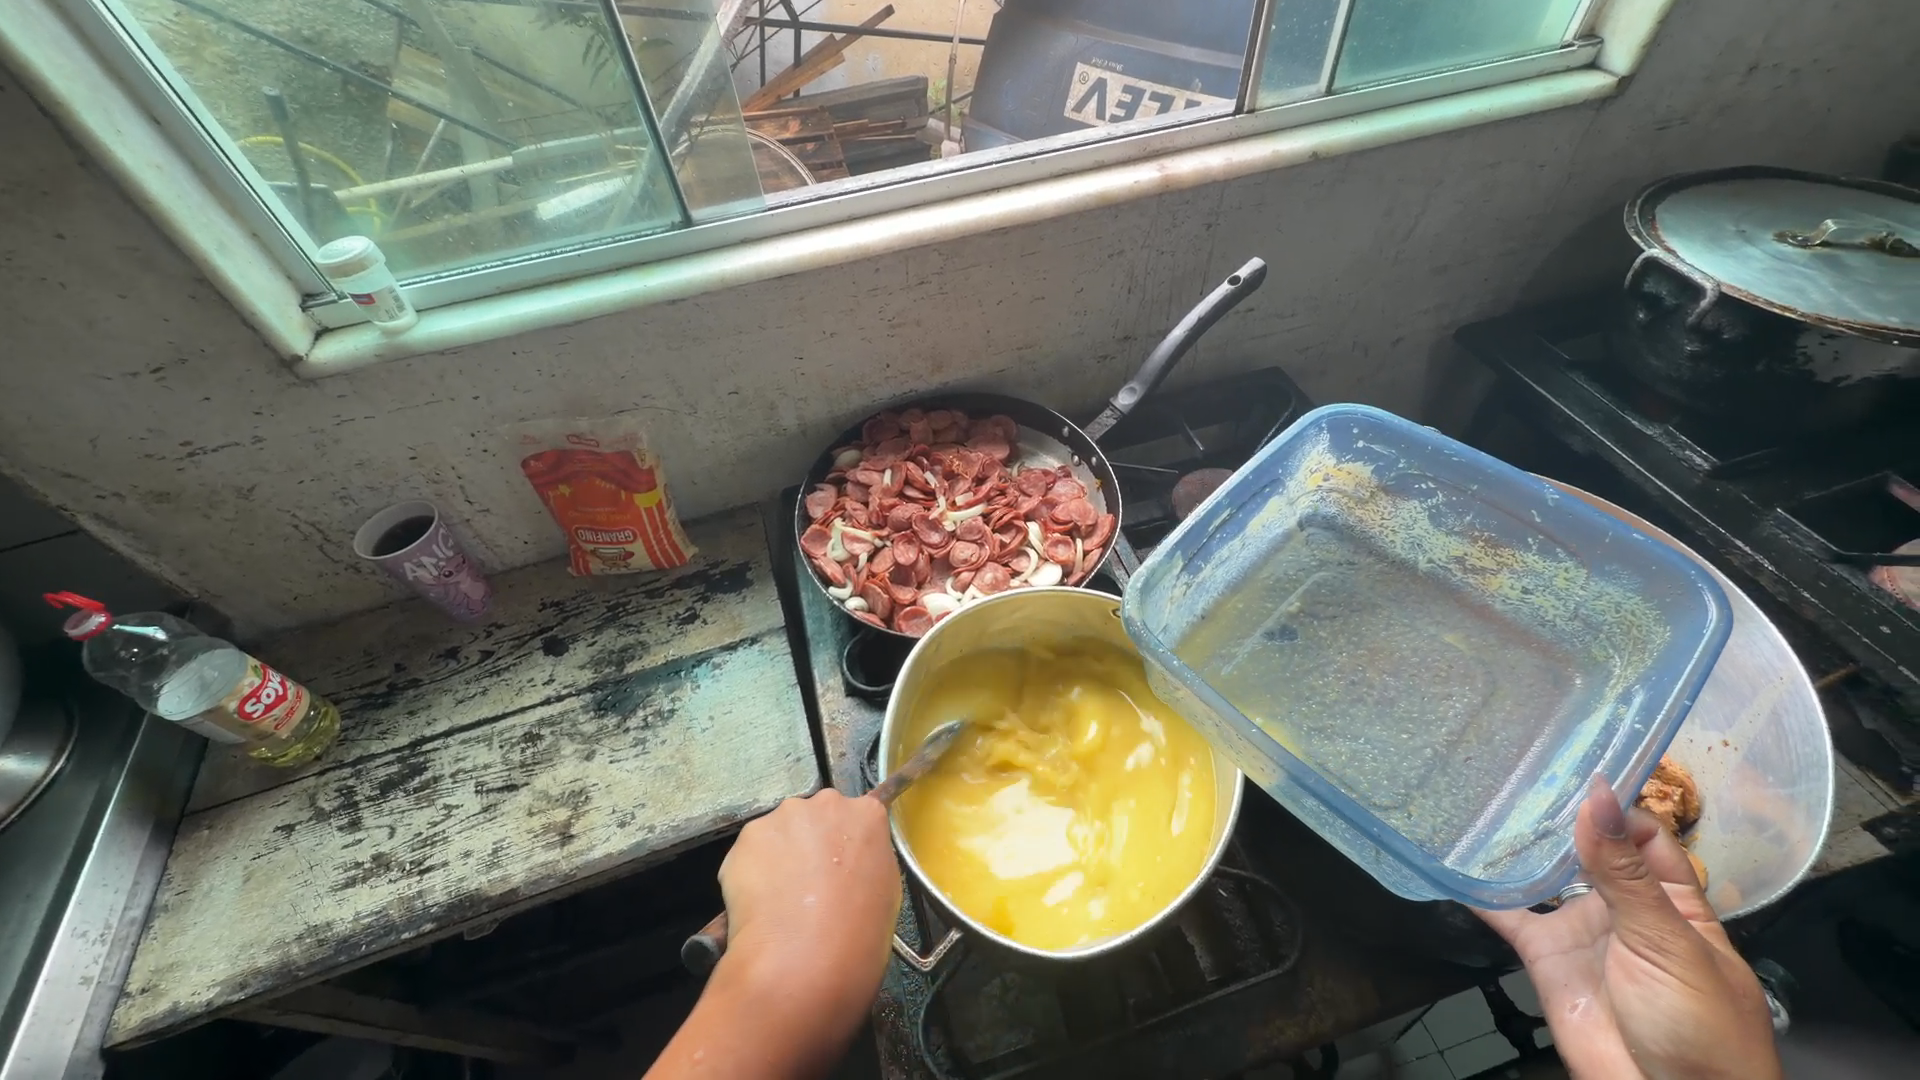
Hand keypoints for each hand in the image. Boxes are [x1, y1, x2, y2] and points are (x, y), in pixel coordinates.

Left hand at [648, 790, 899, 1079]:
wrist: (803, 962)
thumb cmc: (859, 937)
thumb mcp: (886, 894)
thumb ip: (867, 864)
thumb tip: (848, 867)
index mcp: (868, 815)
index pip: (859, 817)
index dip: (845, 846)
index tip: (838, 871)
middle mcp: (827, 803)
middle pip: (816, 817)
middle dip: (811, 843)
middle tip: (808, 887)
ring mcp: (784, 816)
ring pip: (780, 832)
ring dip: (779, 857)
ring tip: (778, 902)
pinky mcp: (748, 837)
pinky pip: (750, 854)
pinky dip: (750, 875)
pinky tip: (757, 907)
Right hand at [1473, 776, 1780, 1079]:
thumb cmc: (1699, 1028)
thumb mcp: (1668, 944)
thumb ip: (1623, 872)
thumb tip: (1599, 797)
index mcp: (1671, 901)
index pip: (1644, 836)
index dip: (1614, 804)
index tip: (1571, 768)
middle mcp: (1622, 906)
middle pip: (1586, 848)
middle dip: (1556, 815)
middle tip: (1512, 771)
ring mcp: (1580, 928)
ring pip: (1541, 874)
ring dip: (1515, 845)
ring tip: (1479, 801)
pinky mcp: (1542, 951)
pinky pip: (1504, 912)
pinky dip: (1476, 888)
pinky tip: (1450, 858)